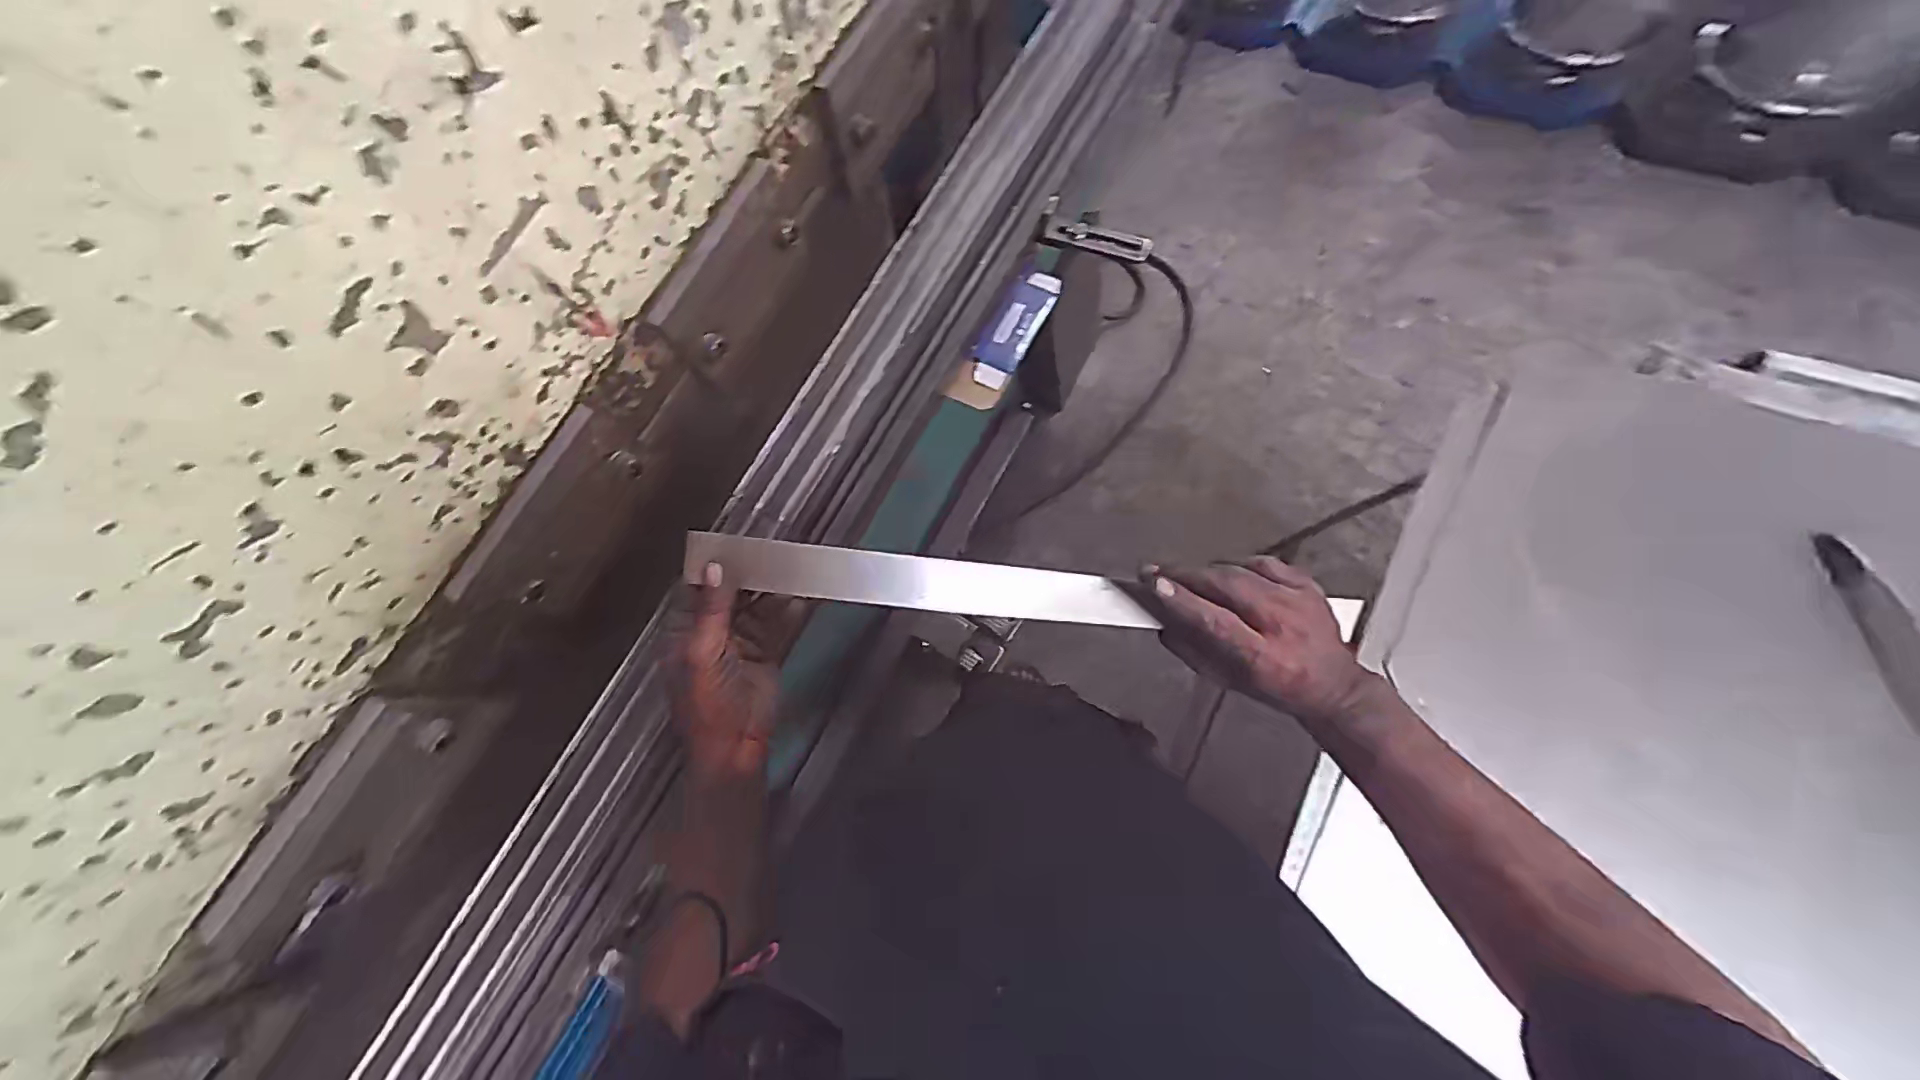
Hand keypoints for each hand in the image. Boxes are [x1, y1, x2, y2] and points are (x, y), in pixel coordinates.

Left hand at [674, 561, 778, 777]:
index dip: (713, 565)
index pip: (696, 588)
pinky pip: (778, 625)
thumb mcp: (701, 653)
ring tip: (791, 569)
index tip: (733, 543)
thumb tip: (713, 568)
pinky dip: (790, 611)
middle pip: (732, 593)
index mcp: (684, 631)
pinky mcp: (765, 652)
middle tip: (771, 552)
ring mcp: (740, 642)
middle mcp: (711, 631)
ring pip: (758, 606)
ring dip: (774, 590)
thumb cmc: (706, 706)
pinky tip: (801, 597)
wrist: (736, 747)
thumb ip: (711, 610)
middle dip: (751, 574)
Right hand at [1139, 556, 1376, 725]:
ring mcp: (1298, 600)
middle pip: (1223, 586)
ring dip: (1204, 570)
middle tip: (1157, 573)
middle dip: (1183, 575)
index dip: (1180, 600)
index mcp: (1263, 658)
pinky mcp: (1305, 584)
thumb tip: (1164, 622)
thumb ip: (1192, 651)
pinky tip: (1226, 574)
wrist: (1332, 685)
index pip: (1213, 620)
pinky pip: (1260, 562)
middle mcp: (1283, 625)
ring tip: (1186, 577)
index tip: (1155, 585)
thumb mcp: (1228, 681)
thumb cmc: (1280, 687)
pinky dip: (1236, 565)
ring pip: (1237, 570)